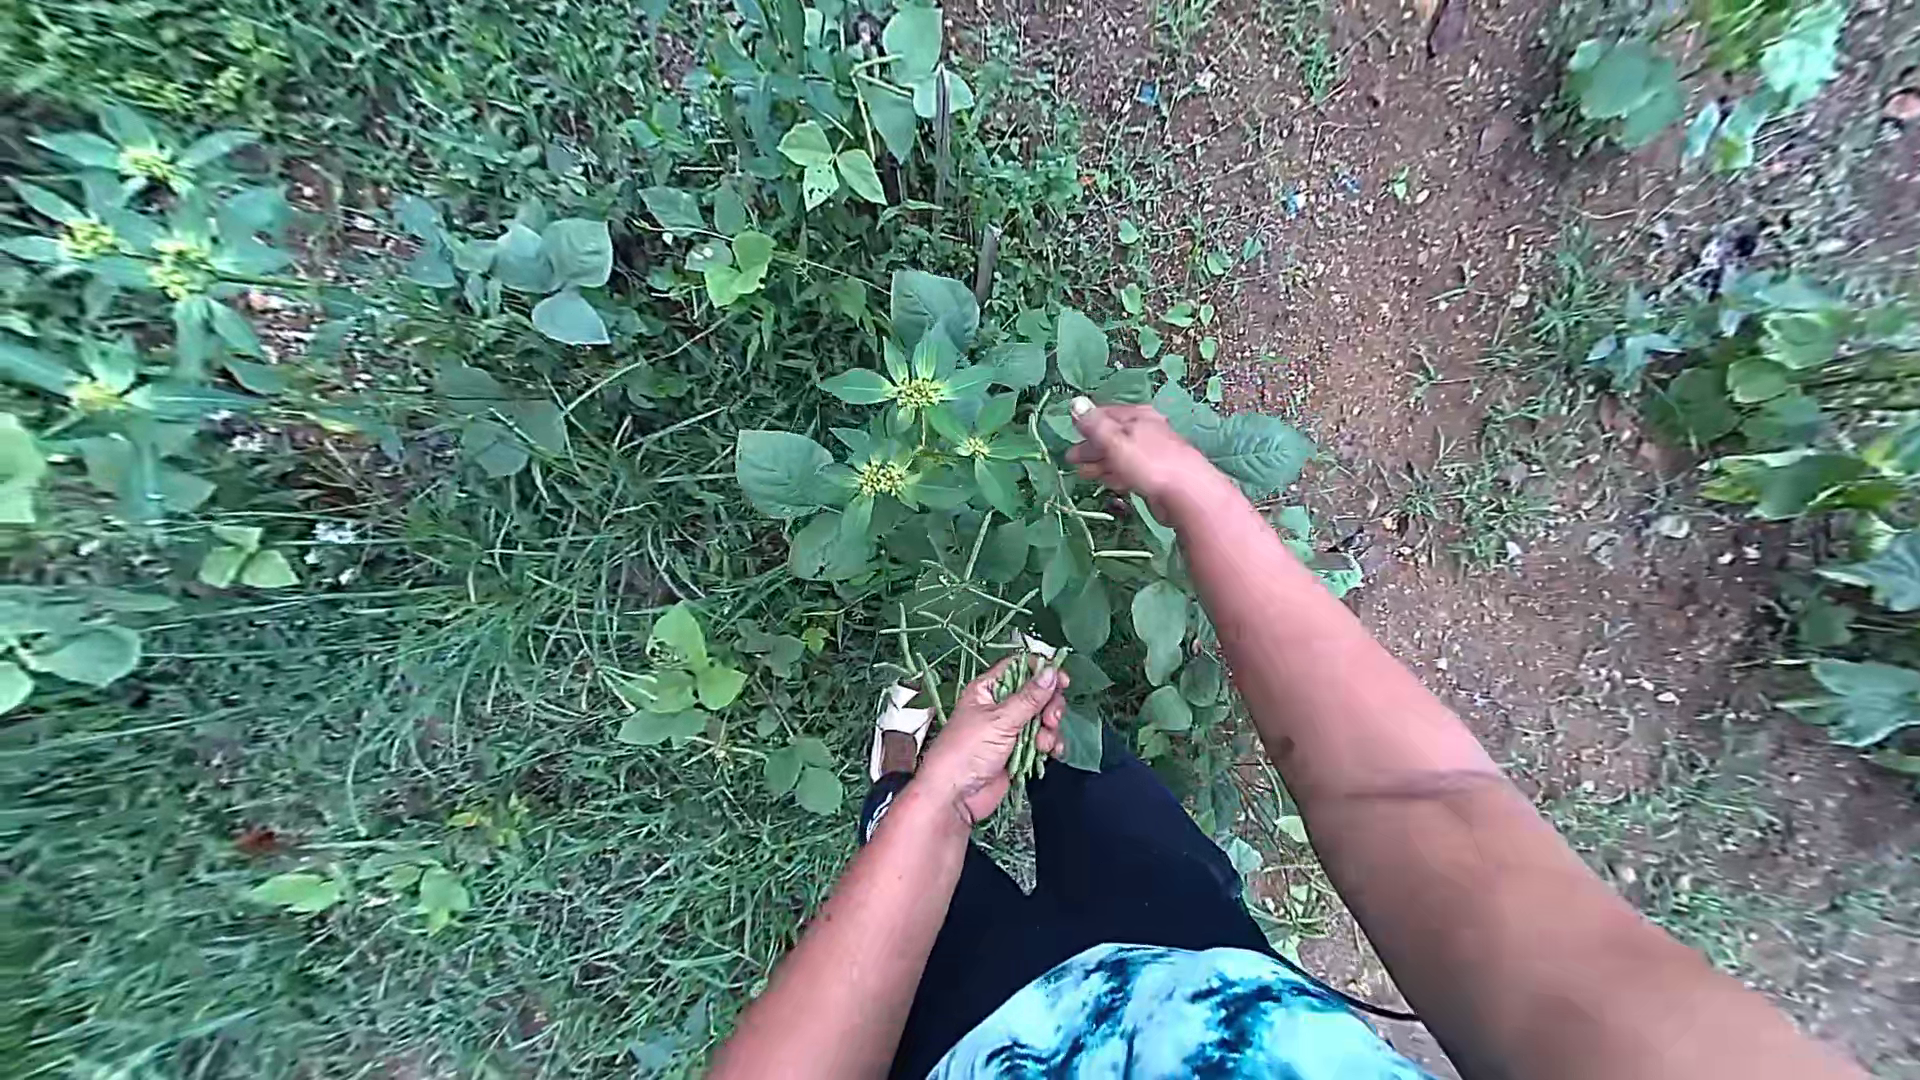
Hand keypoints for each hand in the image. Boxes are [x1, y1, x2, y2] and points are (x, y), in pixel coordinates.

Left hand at [915, 656, 1069, 824]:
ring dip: (1050, 728)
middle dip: (1049, 705)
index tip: (1062, 679)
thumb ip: (1029, 697)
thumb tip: (1051, 671)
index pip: (1019, 668)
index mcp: (989, 689)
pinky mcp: (1019, 751)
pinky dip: (1049, 744)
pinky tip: (1051, 752)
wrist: (956, 798)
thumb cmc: (968, 751)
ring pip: (1042, 717)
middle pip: (1036, 693)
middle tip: (1051, 718)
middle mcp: (1000, 705)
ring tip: (1045, 742)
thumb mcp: (1000, 720)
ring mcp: (1010, 729)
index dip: (1041, 671)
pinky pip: (1042, 739)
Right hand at [1066, 404, 1224, 510]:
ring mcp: (1151, 453)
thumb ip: (1094, 424)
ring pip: (1119, 455)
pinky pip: (1129, 470)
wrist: (1186, 494)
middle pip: (1112, 436)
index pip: (1105, 414)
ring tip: (1085, 474)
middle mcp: (1145, 430)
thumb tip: (1075, 402)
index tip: (1070, 435)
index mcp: (1137, 416)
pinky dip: (1117, 474)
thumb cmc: (1148, 463)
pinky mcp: (1154, 474)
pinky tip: (1111, 482)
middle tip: (1072, 460)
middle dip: (1091, 447)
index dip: (1085, 424)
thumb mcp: (1115, 441)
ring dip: (1101, 463)